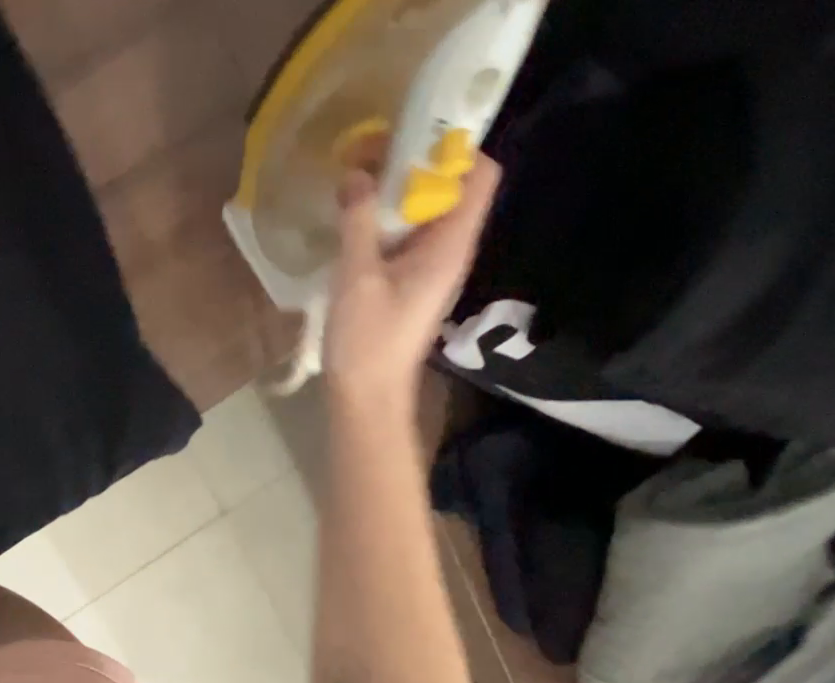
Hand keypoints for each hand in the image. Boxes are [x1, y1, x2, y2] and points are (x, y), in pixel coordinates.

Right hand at [325, 154, 501, 405]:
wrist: (367, 394)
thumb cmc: (368, 338)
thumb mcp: (357, 277)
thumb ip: (358, 222)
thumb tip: (355, 174)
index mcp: (451, 244)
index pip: (479, 175)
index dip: (453, 148)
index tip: (409, 137)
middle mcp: (450, 250)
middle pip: (451, 188)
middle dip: (414, 165)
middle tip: (368, 155)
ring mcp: (430, 267)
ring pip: (426, 212)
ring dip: (396, 192)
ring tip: (355, 182)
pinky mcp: (410, 282)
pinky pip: (407, 236)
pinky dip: (386, 220)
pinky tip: (354, 222)